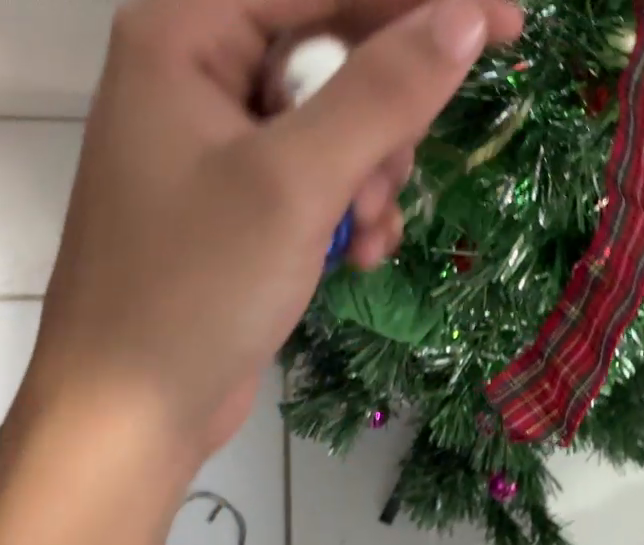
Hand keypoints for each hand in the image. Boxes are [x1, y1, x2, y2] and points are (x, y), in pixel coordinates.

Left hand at [22, 0, 523, 461]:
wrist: (136, 405)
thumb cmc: (196, 286)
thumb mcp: (296, 183)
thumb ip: (382, 94)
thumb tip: (463, 20)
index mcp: (188, 33)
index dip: (418, 5)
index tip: (507, 28)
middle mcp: (201, 74)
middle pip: (334, 54)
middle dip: (383, 123)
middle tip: (394, 178)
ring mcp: (221, 145)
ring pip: (339, 126)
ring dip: (372, 180)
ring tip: (364, 236)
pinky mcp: (243, 206)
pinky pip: (322, 181)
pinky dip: (351, 216)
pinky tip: (354, 261)